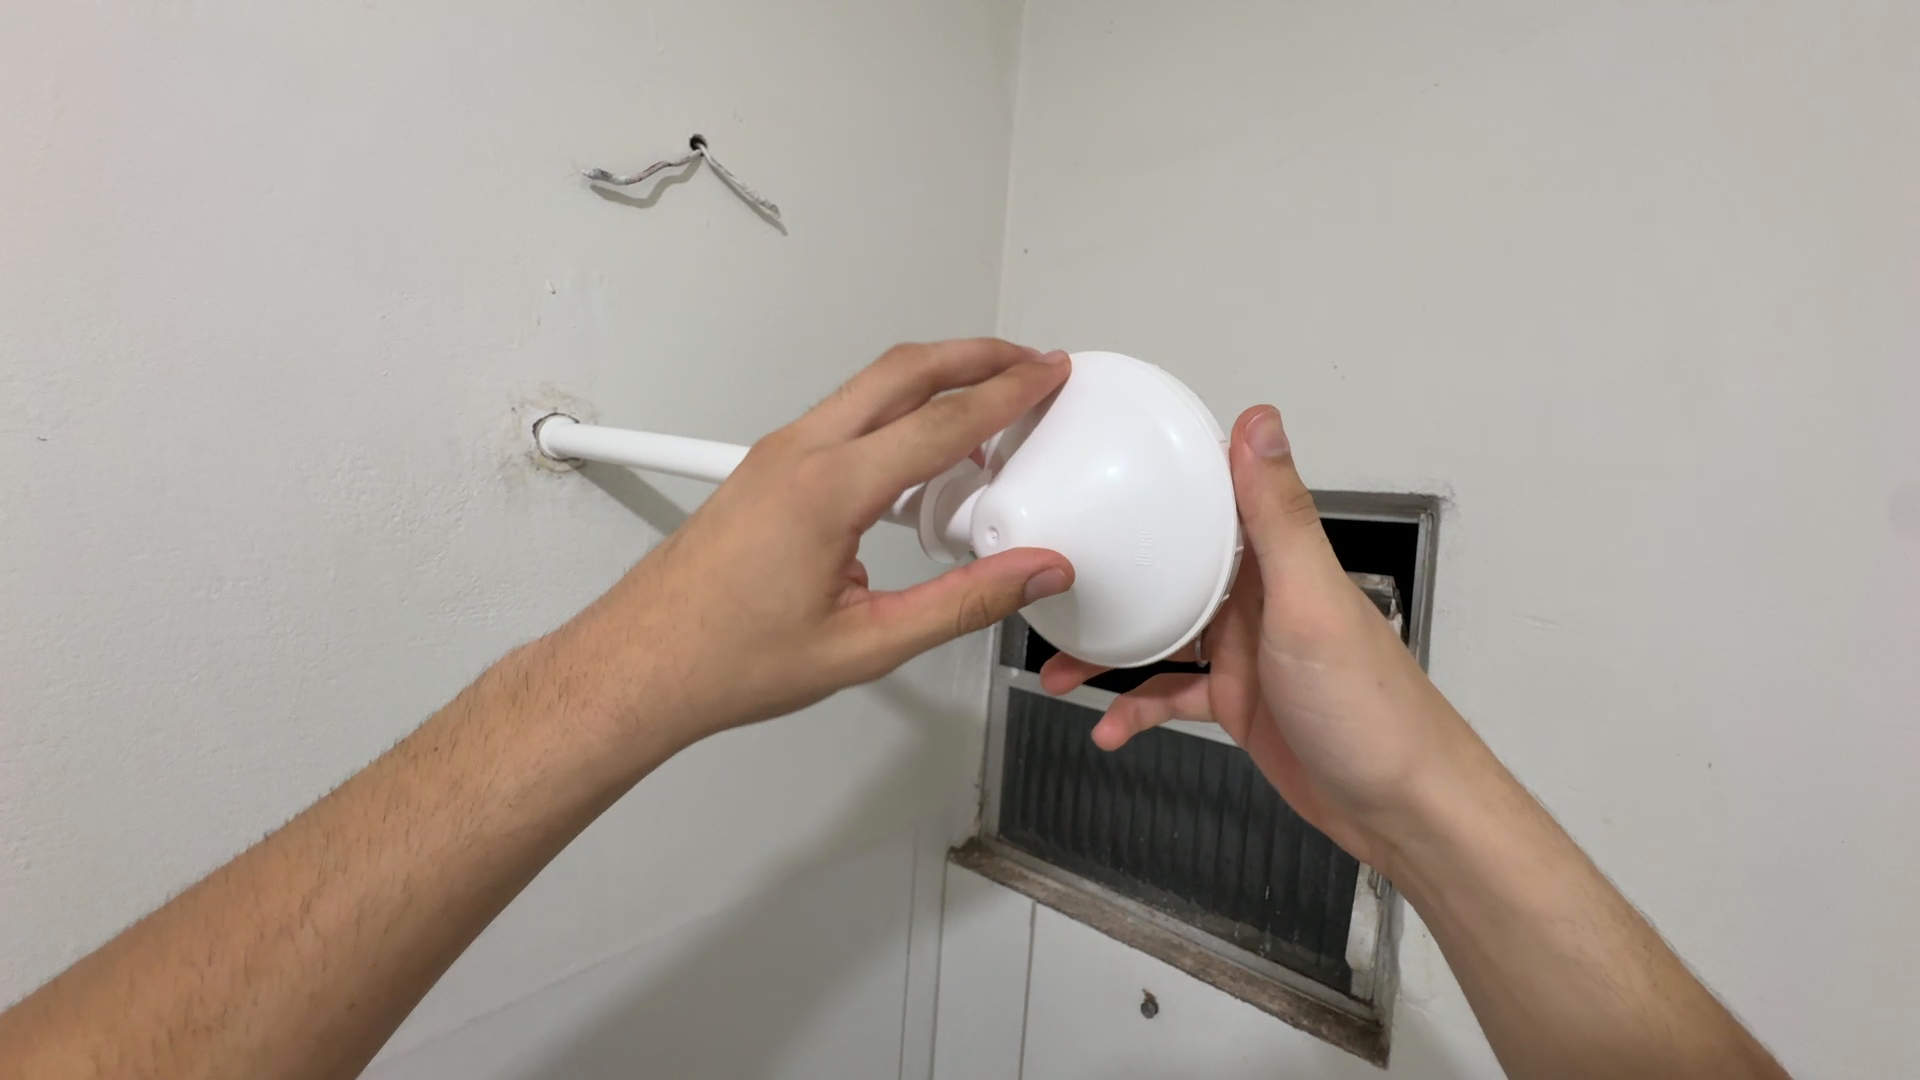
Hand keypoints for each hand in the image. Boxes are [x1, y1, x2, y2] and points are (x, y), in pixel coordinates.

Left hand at [561, 339, 1074, 755]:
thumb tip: (1030, 572)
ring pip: (873, 386)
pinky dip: (899, 412)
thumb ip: (963, 602)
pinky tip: (923, 453)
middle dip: (977, 355)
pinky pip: (847, 416)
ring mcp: (780, 454)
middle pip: (905, 370)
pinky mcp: (770, 467)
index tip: (1047, 374)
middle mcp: (800, 453)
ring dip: (937, 380)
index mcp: (828, 489)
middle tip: (1027, 361)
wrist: (643, 663)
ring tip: (988, 406)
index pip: (943, 421)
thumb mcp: (868, 644)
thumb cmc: (728, 657)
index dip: (1010, 391)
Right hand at [1039, 405, 1480, 869]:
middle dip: (1115, 583)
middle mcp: (1256, 601)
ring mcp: (1243, 652)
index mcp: (1274, 564)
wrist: (1400, 809)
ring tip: (1060, 672)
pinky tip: (1109, 729)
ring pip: (1159, 640)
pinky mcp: (1235, 700)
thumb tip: (1260, 422)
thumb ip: (1278, 517)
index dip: (1164, 487)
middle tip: (1059, 589)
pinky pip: (1170, 697)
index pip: (1213, 506)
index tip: (1107, 474)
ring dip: (1110, 656)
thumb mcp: (1310, 602)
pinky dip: (1137, 711)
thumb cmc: (1368, 706)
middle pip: (1170, 576)